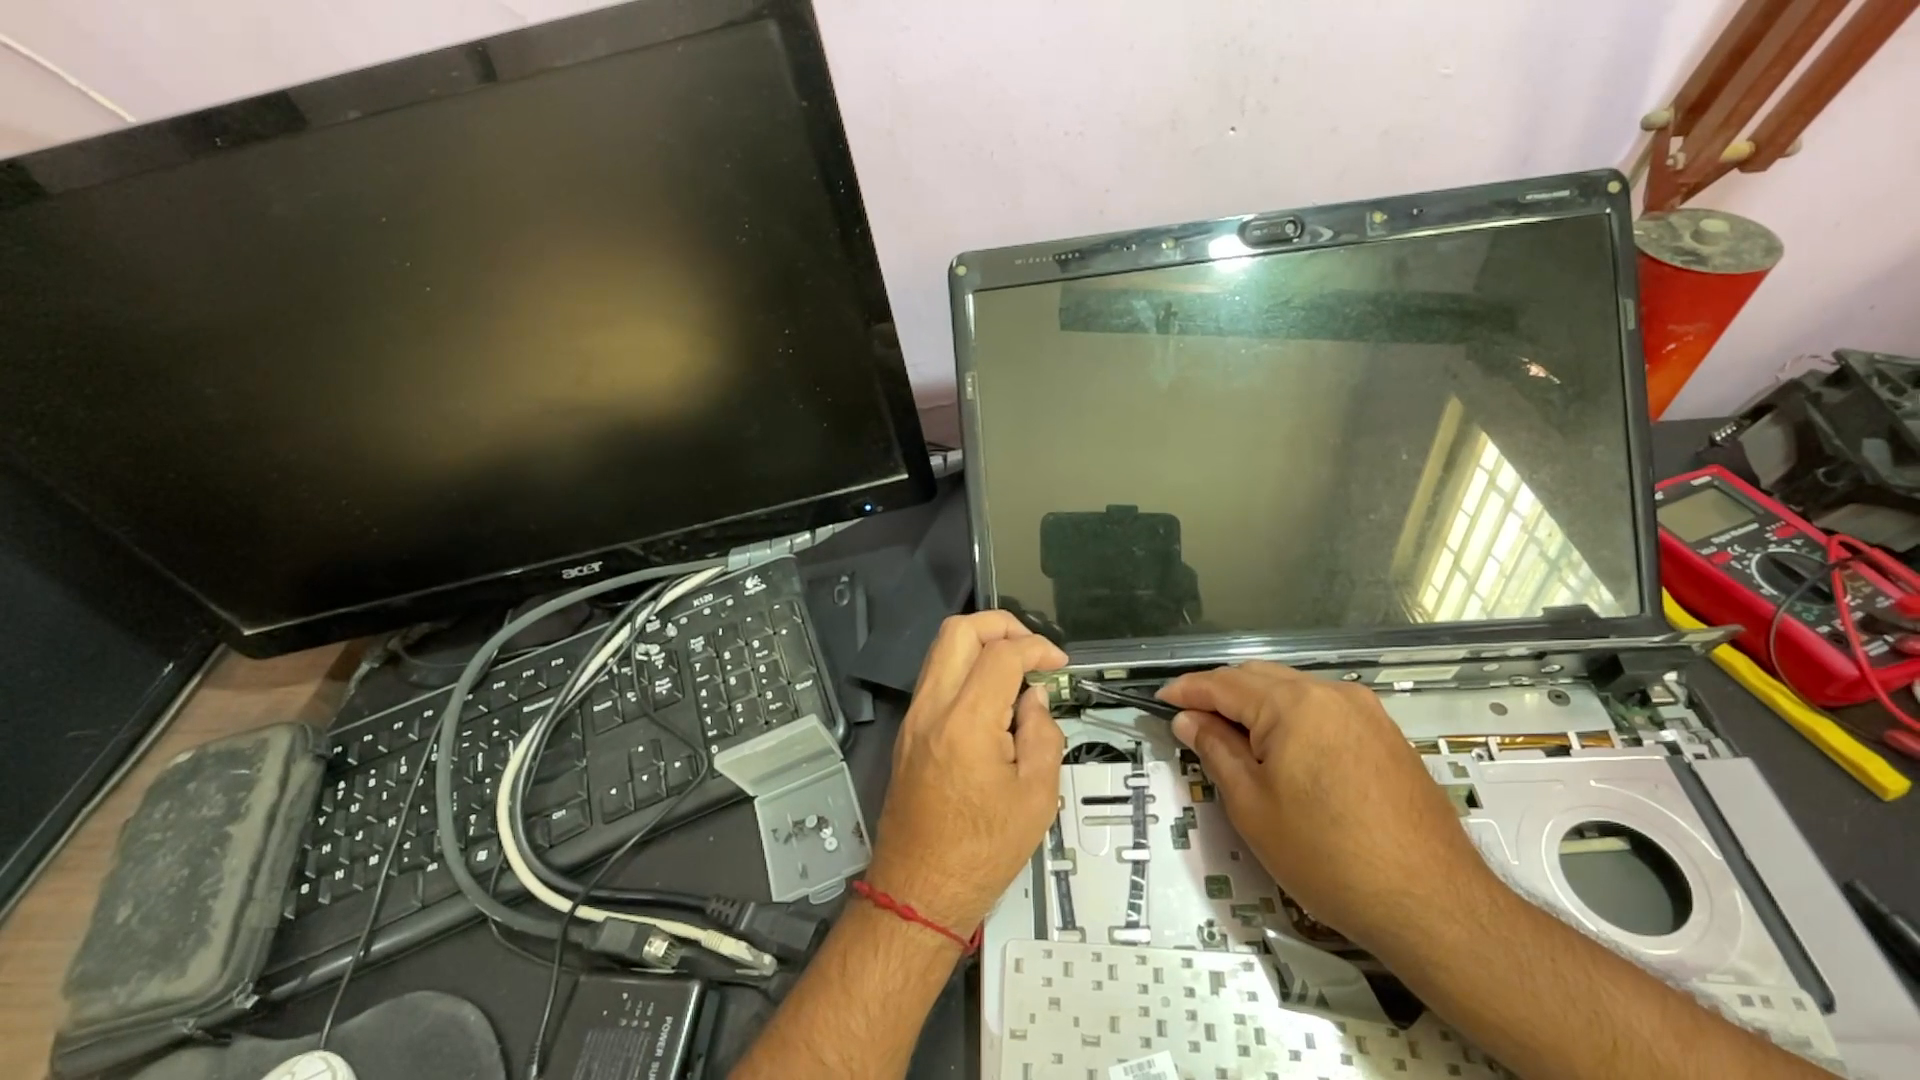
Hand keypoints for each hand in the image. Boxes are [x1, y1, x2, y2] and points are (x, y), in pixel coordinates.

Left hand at [865, 612, 1067, 935]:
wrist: (920, 889)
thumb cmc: (984, 850)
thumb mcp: (1037, 796)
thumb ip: (1042, 735)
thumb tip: (1033, 700)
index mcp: (966, 722)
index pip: (1002, 654)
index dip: (1038, 648)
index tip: (1059, 665)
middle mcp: (932, 709)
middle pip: (958, 631)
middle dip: (1001, 626)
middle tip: (1033, 650)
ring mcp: (913, 719)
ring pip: (940, 651)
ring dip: (980, 646)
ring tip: (1016, 672)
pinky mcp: (907, 733)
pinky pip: (935, 680)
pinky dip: (964, 671)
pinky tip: (992, 699)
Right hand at [1157, 662, 1496, 953]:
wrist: (1429, 901)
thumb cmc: (1326, 856)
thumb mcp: (1252, 806)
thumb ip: (1216, 751)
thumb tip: (1190, 720)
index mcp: (1294, 704)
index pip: (1225, 684)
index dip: (1187, 691)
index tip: (1160, 701)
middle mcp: (1333, 694)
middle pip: (1261, 678)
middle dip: (1221, 694)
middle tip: (1190, 721)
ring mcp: (1366, 713)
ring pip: (1295, 692)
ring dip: (1257, 706)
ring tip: (1231, 738)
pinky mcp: (1387, 736)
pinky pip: (1324, 711)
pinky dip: (1292, 719)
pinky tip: (1281, 750)